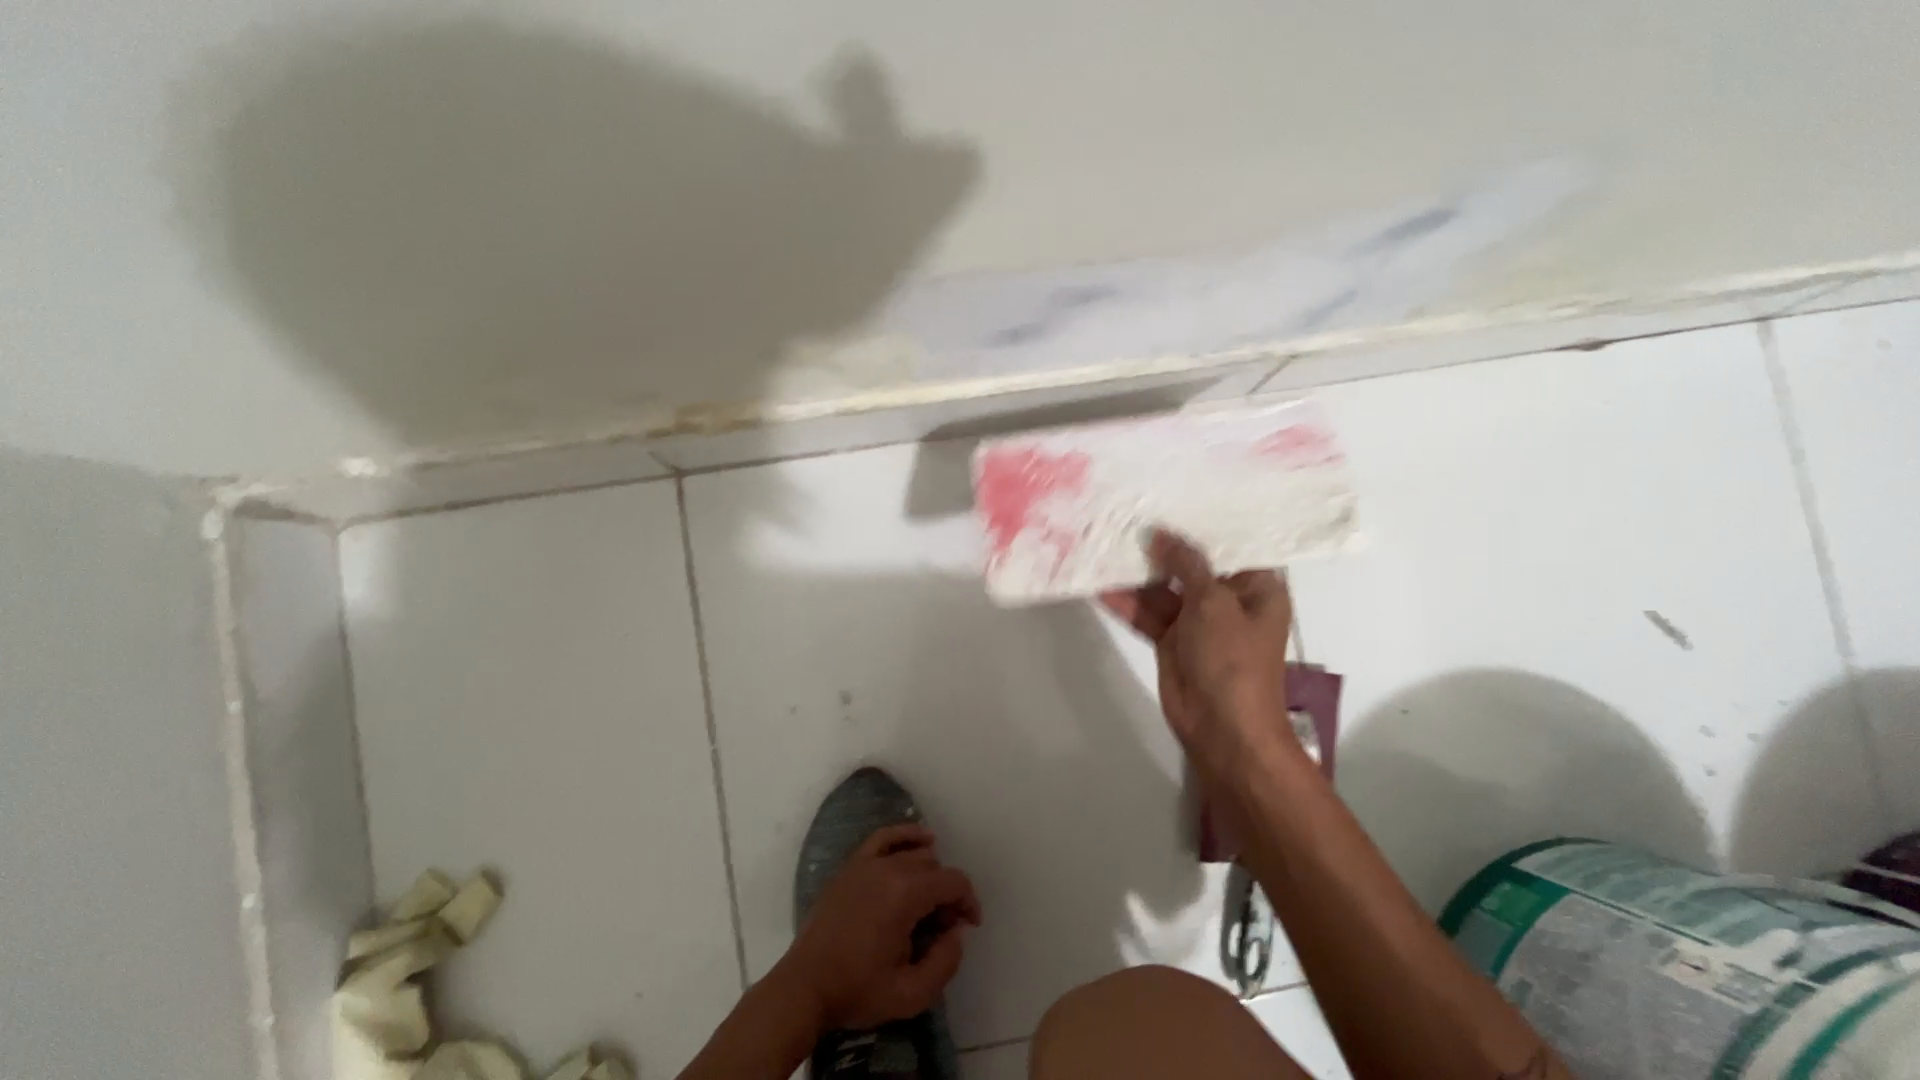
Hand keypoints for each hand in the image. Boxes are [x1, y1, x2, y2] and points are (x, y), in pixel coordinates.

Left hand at [776, 824, 981, 1032]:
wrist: (804, 988)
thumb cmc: (857, 991)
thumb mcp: (912, 994)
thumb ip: (947, 962)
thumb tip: (957, 932)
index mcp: (904, 895)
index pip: (953, 882)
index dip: (968, 903)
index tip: (967, 928)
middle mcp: (887, 869)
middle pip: (934, 868)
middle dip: (946, 894)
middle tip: (941, 928)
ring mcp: (865, 864)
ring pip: (913, 853)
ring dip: (929, 872)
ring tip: (928, 901)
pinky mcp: (849, 868)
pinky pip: (884, 838)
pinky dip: (906, 835)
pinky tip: (921, 840)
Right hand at [1101, 529, 1296, 770]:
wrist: (1223, 728)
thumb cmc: (1232, 658)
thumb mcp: (1214, 602)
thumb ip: (1185, 563)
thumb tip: (1158, 532)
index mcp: (1257, 586)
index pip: (1230, 544)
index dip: (1201, 522)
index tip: (1172, 493)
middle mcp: (1228, 599)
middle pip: (1190, 564)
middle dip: (1161, 545)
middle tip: (1127, 512)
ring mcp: (1197, 622)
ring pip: (1163, 589)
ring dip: (1137, 572)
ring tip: (1104, 542)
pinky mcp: (1170, 641)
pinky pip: (1147, 613)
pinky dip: (1126, 601)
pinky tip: (1098, 583)